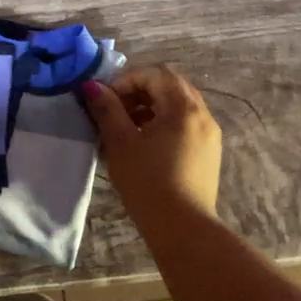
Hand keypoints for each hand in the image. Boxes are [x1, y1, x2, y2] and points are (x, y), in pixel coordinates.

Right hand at [80, 65, 221, 220]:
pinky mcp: (208, 152)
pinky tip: (145, 146)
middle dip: (139, 92)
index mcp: (183, 108)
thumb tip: (91, 86)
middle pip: (170, 86)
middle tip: (115, 111)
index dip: (125, 81)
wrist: (181, 226)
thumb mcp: (120, 142)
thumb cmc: (147, 180)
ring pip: (178, 106)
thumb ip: (106, 109)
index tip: (105, 101)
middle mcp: (203, 115)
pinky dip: (163, 123)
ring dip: (150, 108)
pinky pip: (185, 124)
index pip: (155, 74)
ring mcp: (209, 134)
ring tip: (126, 130)